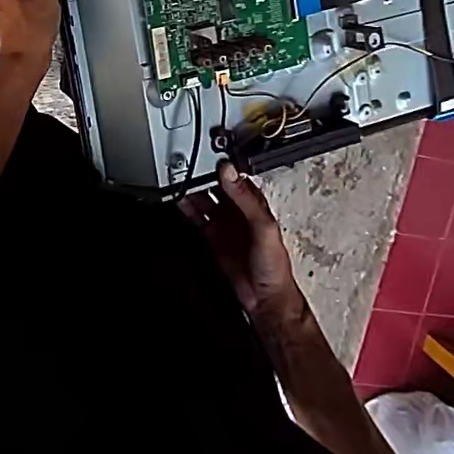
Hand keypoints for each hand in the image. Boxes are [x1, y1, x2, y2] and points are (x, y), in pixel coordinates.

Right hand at [180, 161, 304, 320]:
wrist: (264, 298)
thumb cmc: (273, 266)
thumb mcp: (262, 226)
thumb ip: (244, 198)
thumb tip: (228, 171)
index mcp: (254, 205)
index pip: (236, 177)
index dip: (223, 166)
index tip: (208, 155)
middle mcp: (238, 211)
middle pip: (216, 186)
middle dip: (203, 175)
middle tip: (188, 165)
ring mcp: (224, 223)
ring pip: (204, 198)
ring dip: (192, 189)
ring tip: (179, 180)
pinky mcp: (212, 235)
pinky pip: (196, 216)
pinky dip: (187, 207)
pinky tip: (179, 200)